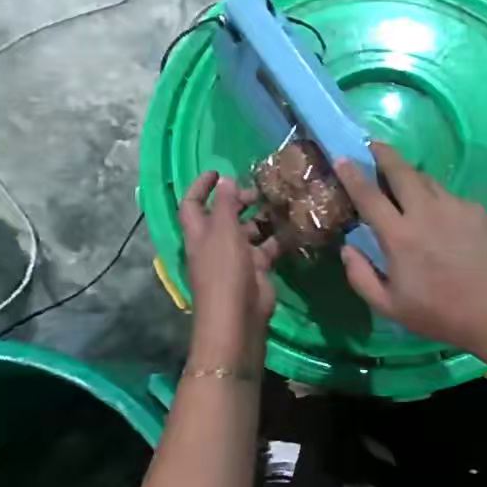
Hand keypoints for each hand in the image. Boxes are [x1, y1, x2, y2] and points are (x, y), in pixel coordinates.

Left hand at [178, 172, 279, 350]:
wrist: (238, 314)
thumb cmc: (224, 270)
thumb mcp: (223, 231)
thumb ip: (226, 204)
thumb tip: (225, 180)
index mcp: (199, 233)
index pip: (192, 204)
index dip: (201, 186)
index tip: (217, 171)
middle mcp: (215, 243)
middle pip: (224, 216)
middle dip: (239, 201)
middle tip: (260, 190)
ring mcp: (236, 257)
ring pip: (248, 231)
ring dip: (261, 218)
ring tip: (281, 204)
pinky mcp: (256, 269)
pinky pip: (267, 248)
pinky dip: (278, 238)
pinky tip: (294, 226)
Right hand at [334, 142, 486, 351]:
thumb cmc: (439, 313)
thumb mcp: (389, 306)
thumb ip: (361, 276)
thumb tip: (347, 247)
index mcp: (399, 236)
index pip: (368, 195)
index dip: (352, 174)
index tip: (342, 158)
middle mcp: (425, 212)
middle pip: (400, 171)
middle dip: (384, 153)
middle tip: (373, 146)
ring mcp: (454, 207)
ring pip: (426, 180)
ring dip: (410, 175)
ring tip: (404, 182)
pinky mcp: (476, 210)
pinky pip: (448, 196)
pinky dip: (436, 198)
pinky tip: (438, 215)